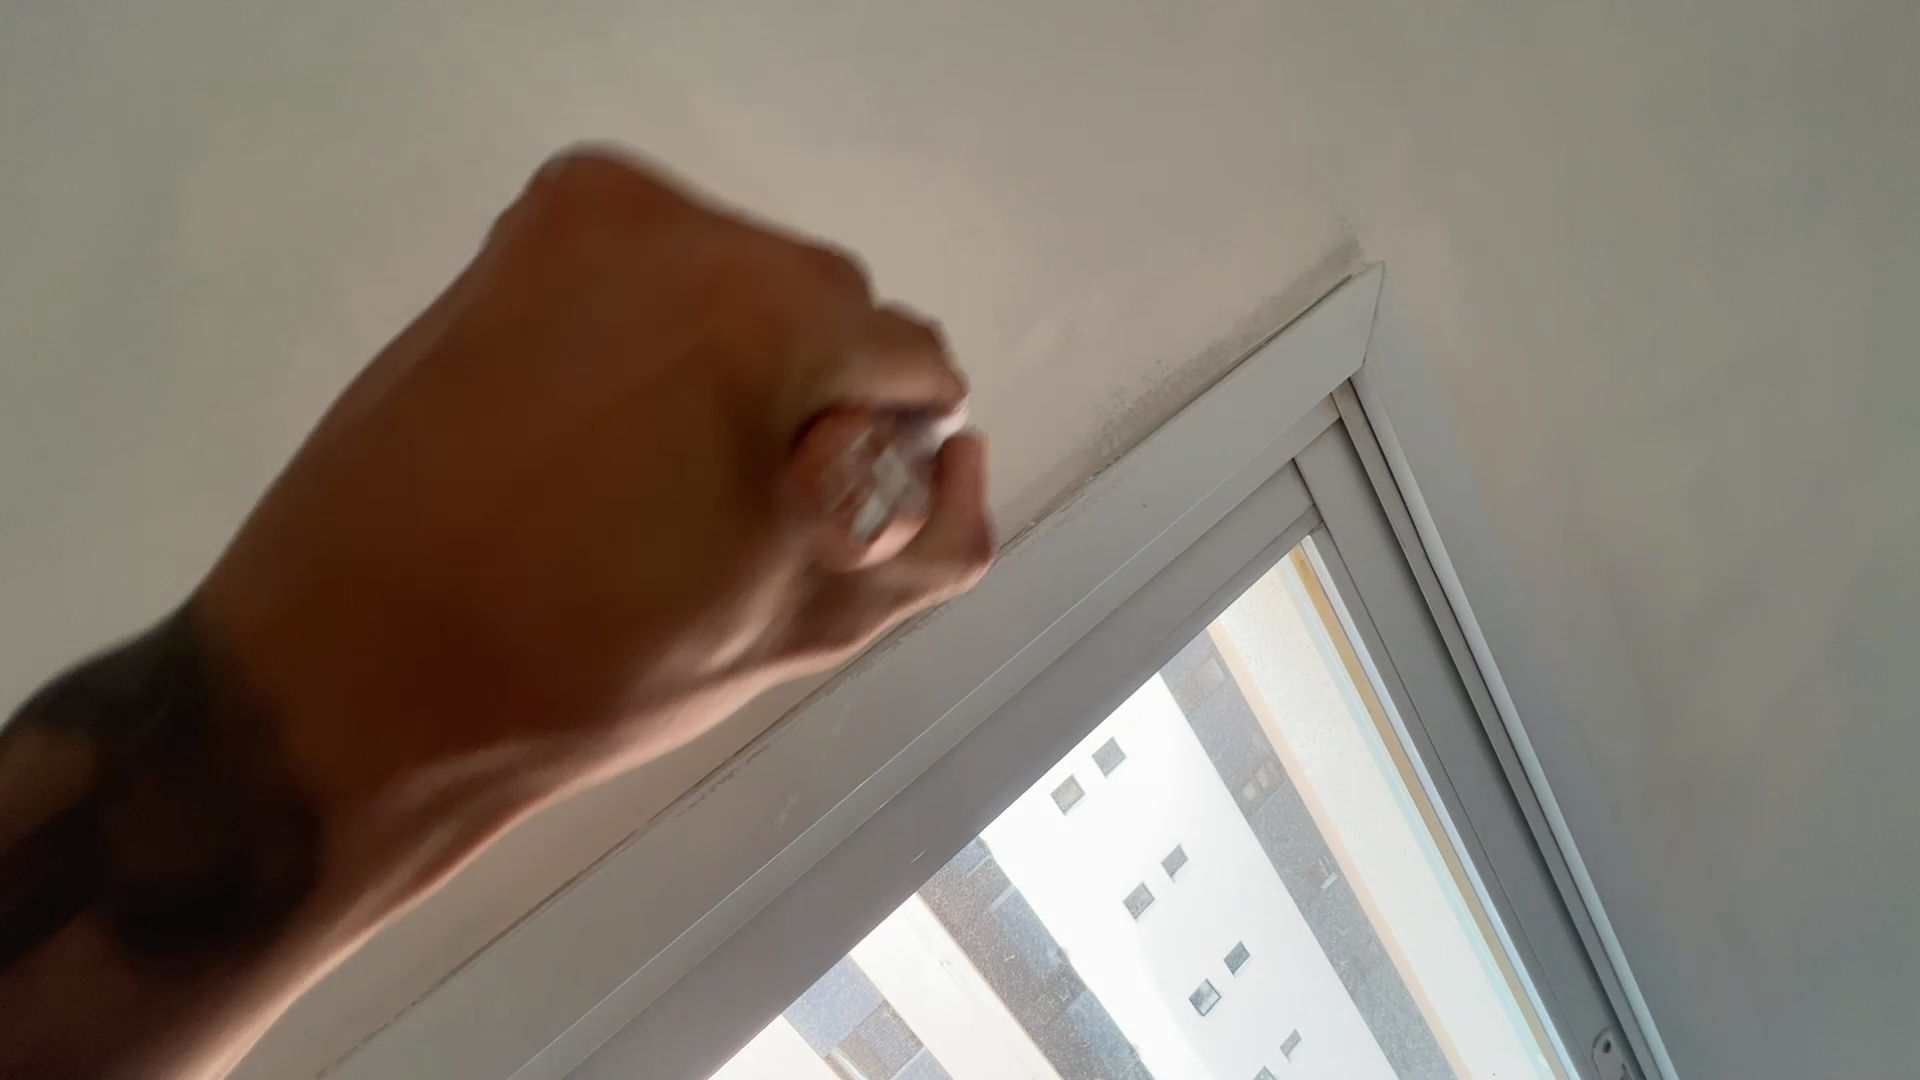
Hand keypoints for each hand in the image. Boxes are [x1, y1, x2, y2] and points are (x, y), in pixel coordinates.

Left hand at [198, 147, 992, 843]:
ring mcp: (587, 219)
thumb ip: (940, 541)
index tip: (827, 520)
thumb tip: (962, 455)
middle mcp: (678, 228)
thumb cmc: (606, 666)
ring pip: (760, 286)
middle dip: (826, 406)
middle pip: (839, 311)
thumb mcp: (816, 624)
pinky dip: (690, 346)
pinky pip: (678, 277)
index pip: (915, 359)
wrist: (364, 675)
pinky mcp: (527, 240)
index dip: (894, 451)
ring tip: (678, 477)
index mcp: (765, 317)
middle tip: (751, 509)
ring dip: (760, 372)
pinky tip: (629, 432)